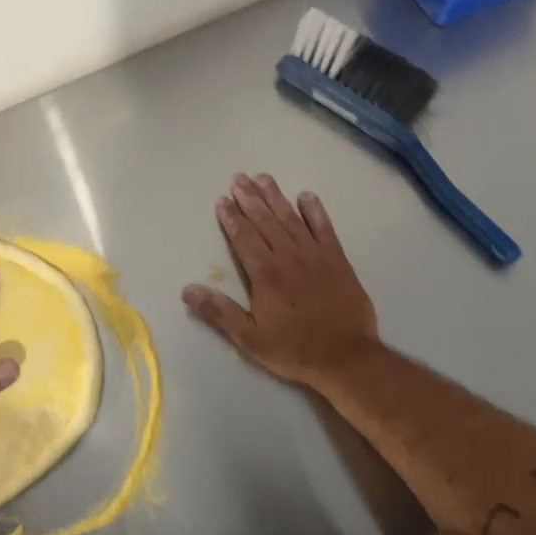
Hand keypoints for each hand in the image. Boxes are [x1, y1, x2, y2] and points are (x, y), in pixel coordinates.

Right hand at [184, 173, 381, 391]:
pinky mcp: (338, 259)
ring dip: (275, 197)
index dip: (231, 218)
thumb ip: (219, 311)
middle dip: (250, 198)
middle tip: (238, 178)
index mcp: (265, 273)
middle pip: (265, 221)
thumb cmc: (295, 349)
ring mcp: (315, 254)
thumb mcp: (250, 338)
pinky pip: (324, 228)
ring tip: (263, 177)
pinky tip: (307, 196)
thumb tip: (188, 289)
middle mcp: (288, 256)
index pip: (243, 238)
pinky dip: (315, 211)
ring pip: (291, 218)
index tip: (222, 200)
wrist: (347, 357)